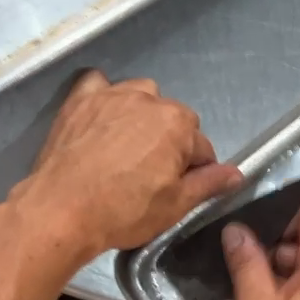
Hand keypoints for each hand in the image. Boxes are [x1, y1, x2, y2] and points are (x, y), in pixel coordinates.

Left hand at [4, 71, 242, 262]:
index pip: (201, 147)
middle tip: (148, 178)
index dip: (194, 171)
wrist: (61, 210)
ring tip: (124, 152)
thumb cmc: (123, 212)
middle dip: (167, 144)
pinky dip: (104, 99)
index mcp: (178, 123)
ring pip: (139, 99)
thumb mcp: (174, 206)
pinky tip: (100, 121)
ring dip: (139, 119)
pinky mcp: (80, 100)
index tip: (178, 190)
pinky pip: (98, 87)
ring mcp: (111, 94)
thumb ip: (208, 184)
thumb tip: (237, 174)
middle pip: (170, 120)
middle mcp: (148, 98)